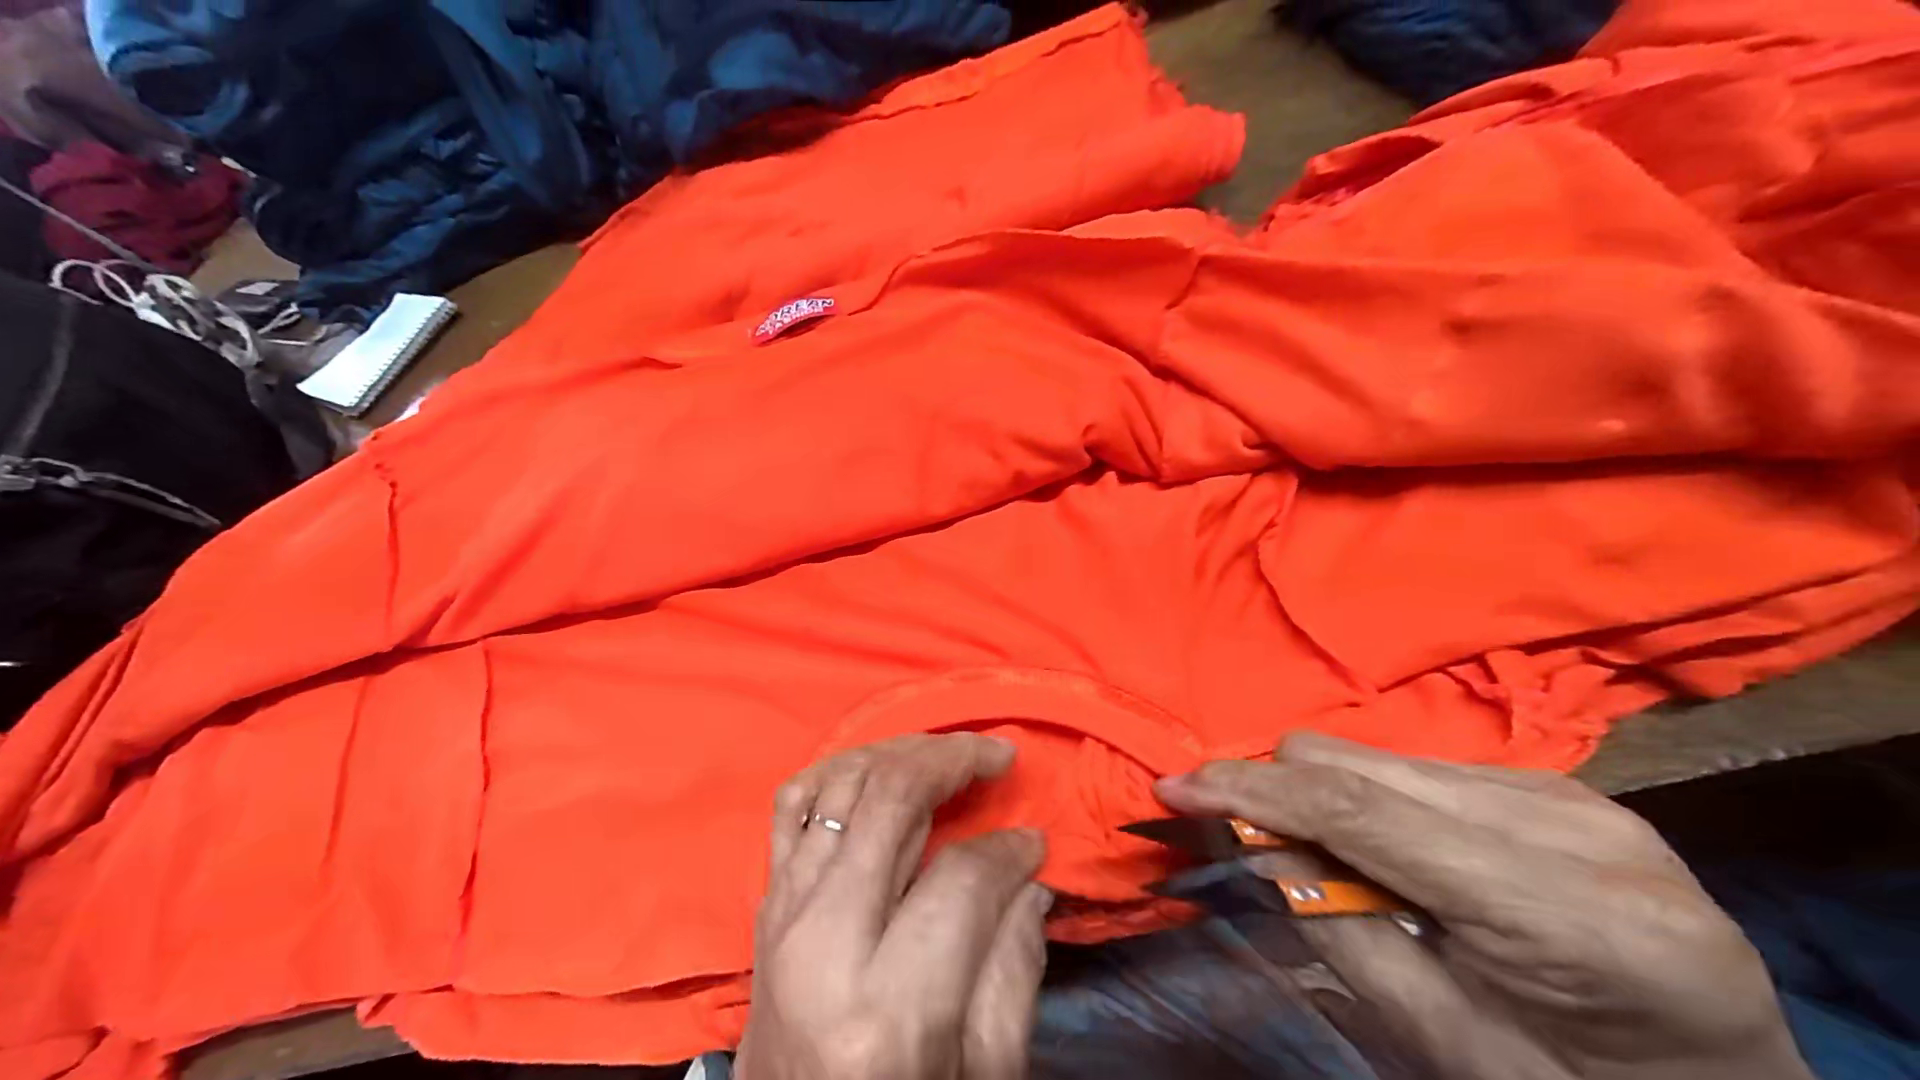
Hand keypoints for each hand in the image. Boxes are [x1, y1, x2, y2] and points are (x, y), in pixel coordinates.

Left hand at [737, 733, 1051, 1079]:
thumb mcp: (983, 1073)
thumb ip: (1013, 967)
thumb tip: (1027, 873)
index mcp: (886, 1007)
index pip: (960, 880)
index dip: (1008, 849)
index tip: (1034, 841)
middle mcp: (822, 942)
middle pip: (891, 802)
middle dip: (953, 759)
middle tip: (995, 753)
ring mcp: (782, 913)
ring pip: (840, 784)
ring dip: (901, 751)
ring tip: (947, 751)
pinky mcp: (765, 902)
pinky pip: (792, 803)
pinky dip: (838, 770)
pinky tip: (877, 767)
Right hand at [1153, 734, 1811, 1079]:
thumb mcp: (1441, 1040)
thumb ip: (1333, 923)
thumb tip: (1242, 838)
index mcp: (1572, 912)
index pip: (1365, 815)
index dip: (1255, 794)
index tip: (1173, 788)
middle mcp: (1575, 823)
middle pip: (1359, 764)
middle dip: (1279, 794)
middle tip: (1245, 846)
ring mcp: (1568, 791)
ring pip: (1375, 753)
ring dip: (1322, 797)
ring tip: (1331, 864)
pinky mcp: (1553, 782)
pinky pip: (1411, 766)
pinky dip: (1368, 800)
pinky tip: (1389, 854)